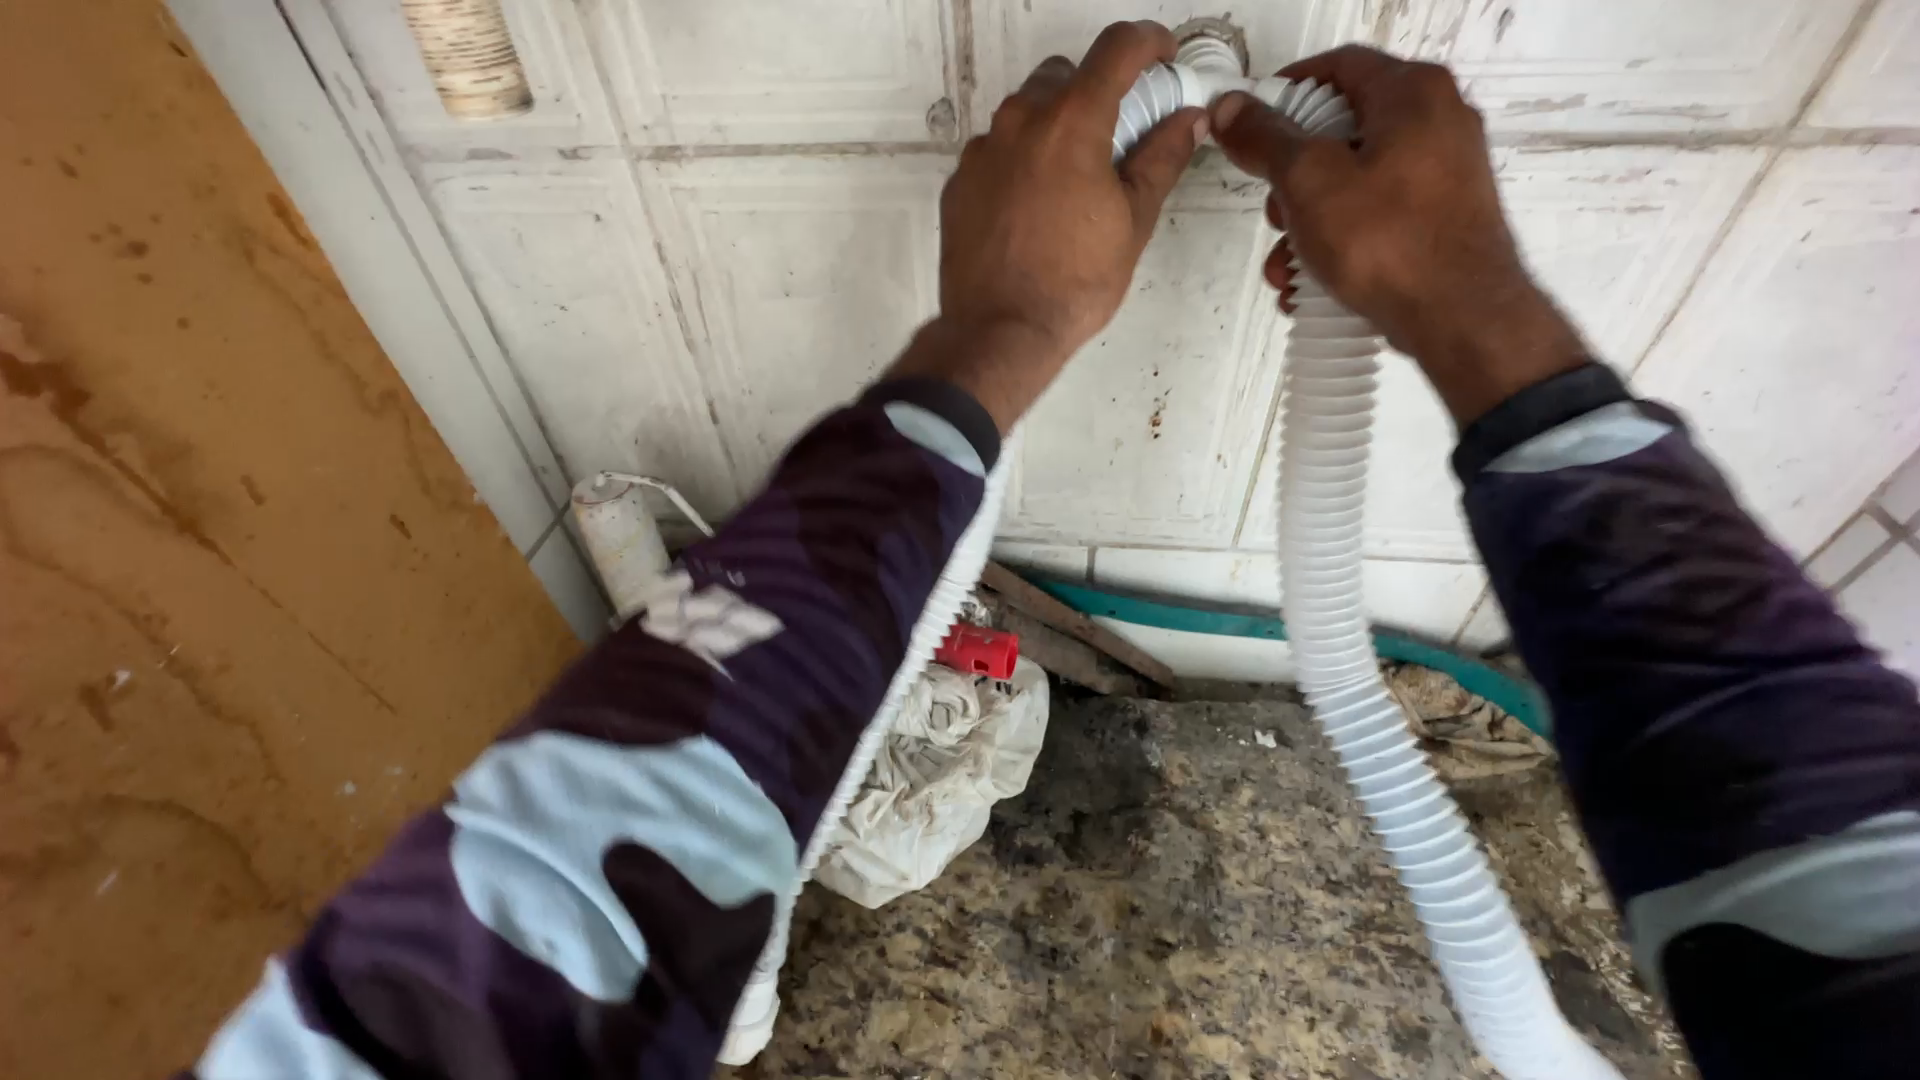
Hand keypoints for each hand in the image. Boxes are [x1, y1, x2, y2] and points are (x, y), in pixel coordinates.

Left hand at [890, 21, 1206, 432]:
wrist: (1001, 333)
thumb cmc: (1069, 286)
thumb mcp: (1132, 221)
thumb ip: (1161, 158)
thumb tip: (1186, 121)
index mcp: (1071, 122)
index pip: (1116, 48)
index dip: (1148, 44)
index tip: (1159, 59)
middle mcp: (1018, 124)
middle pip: (1064, 78)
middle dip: (1094, 95)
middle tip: (1115, 139)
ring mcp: (981, 154)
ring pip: (1024, 116)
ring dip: (1052, 131)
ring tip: (1071, 184)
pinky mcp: (958, 186)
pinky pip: (995, 155)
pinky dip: (1018, 165)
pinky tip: (1033, 209)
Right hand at [1209, 46, 1589, 424]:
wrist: (1458, 315)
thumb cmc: (1384, 238)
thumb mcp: (1308, 181)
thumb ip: (1265, 139)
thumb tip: (1228, 107)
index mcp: (1411, 93)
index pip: (1336, 67)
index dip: (1285, 93)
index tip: (1248, 130)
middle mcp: (1437, 121)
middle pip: (1340, 134)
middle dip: (1290, 181)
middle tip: (1275, 217)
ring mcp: (1444, 174)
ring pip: (1352, 185)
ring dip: (1305, 227)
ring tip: (1286, 271)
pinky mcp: (1442, 219)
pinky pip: (1375, 219)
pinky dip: (1338, 245)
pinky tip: (1312, 286)